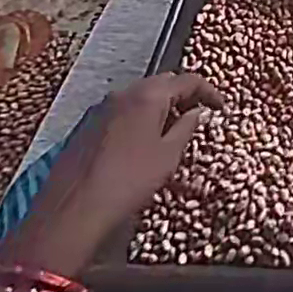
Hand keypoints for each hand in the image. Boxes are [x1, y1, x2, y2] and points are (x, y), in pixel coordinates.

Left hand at [0, 74, 223, 272]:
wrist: (72, 211)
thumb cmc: (129, 181)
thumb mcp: (169, 155)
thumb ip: (186, 127)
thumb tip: (196, 112)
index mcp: (148, 95)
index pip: (188, 80)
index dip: (208, 92)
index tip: (220, 107)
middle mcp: (123, 93)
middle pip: (162, 83)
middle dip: (183, 95)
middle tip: (198, 116)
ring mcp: (101, 108)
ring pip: (140, 96)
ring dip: (160, 106)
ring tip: (172, 130)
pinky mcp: (86, 125)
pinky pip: (122, 111)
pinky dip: (139, 117)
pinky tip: (143, 142)